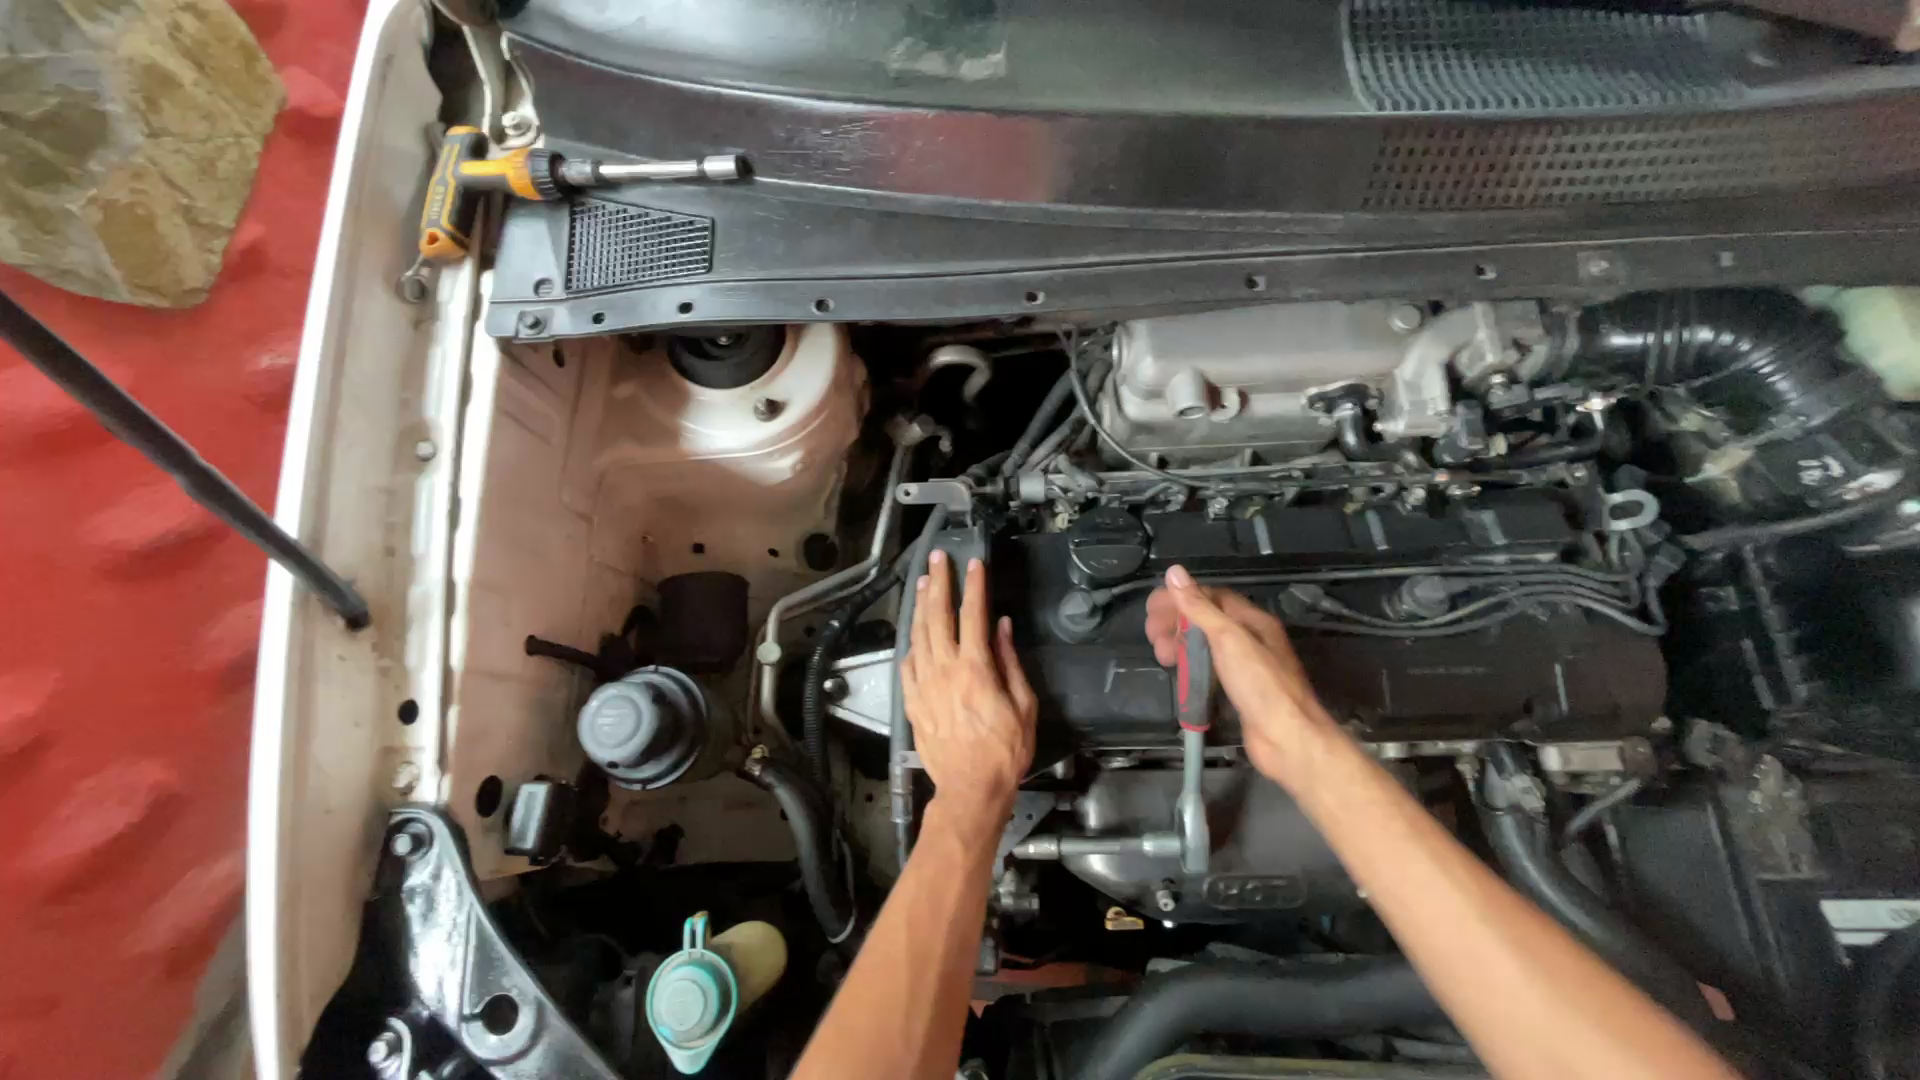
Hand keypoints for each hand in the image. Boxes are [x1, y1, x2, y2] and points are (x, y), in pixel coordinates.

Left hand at [900, 550, 1036, 829]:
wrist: (970, 788)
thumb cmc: (1004, 750)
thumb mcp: (1024, 705)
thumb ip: (1010, 662)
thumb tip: (1001, 627)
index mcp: (975, 668)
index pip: (972, 615)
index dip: (973, 586)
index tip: (973, 563)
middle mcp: (944, 670)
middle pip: (938, 617)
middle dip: (938, 584)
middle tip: (938, 559)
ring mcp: (923, 685)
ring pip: (918, 635)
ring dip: (921, 606)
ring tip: (923, 583)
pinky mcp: (912, 702)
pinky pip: (906, 665)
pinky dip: (911, 644)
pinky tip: (913, 633)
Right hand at [1145, 564, 1337, 784]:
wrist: (1287, 739)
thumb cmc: (1260, 685)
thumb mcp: (1228, 639)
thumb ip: (1200, 607)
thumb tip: (1175, 573)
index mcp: (1252, 621)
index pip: (1211, 597)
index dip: (1181, 597)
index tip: (1153, 607)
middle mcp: (1250, 639)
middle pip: (1206, 620)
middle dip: (1176, 622)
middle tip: (1151, 633)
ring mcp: (1245, 665)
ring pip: (1206, 645)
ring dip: (1180, 644)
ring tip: (1160, 654)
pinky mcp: (1238, 689)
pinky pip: (1209, 668)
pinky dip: (1190, 665)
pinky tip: (1178, 671)